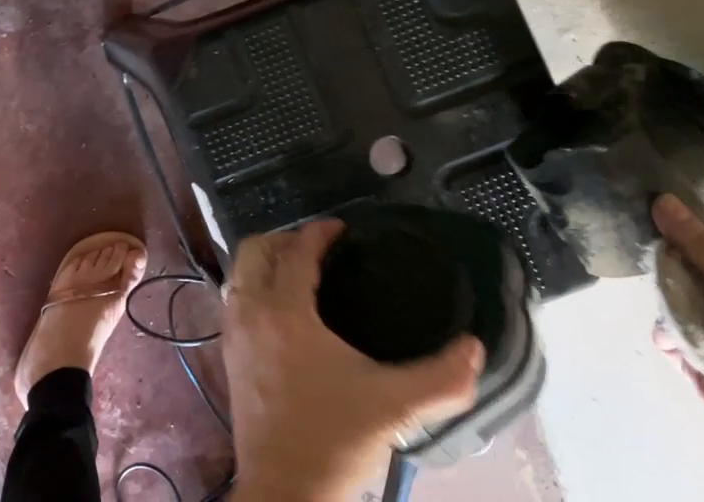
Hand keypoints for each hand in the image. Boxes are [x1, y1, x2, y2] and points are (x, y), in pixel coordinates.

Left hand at [223, 219, 483, 501]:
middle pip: (254, 251)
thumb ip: (442, 378)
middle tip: (318, 246)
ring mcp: (233, 334)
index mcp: (284, 313)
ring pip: (240, 275)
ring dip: (265, 262)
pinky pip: (235, 301)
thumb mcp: (395, 407)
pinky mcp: (229, 356)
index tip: (341, 228)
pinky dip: (254, 288)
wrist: (285, 491)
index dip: (318, 233)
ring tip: (300, 270)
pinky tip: (282, 308)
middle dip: (283, 238)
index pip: (296, 253)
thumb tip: (474, 348)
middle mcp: (249, 313)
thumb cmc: (335, 440)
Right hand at [653, 196, 703, 501]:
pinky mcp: (692, 358)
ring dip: (668, 304)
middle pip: (682, 272)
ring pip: (669, 302)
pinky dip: (668, 336)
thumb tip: (661, 199)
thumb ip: (703, 246)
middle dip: (666, 266)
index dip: (682, 232)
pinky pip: (666, 335)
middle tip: (653, 261)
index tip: (649, 212)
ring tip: (679, 313)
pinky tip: (678, 341)